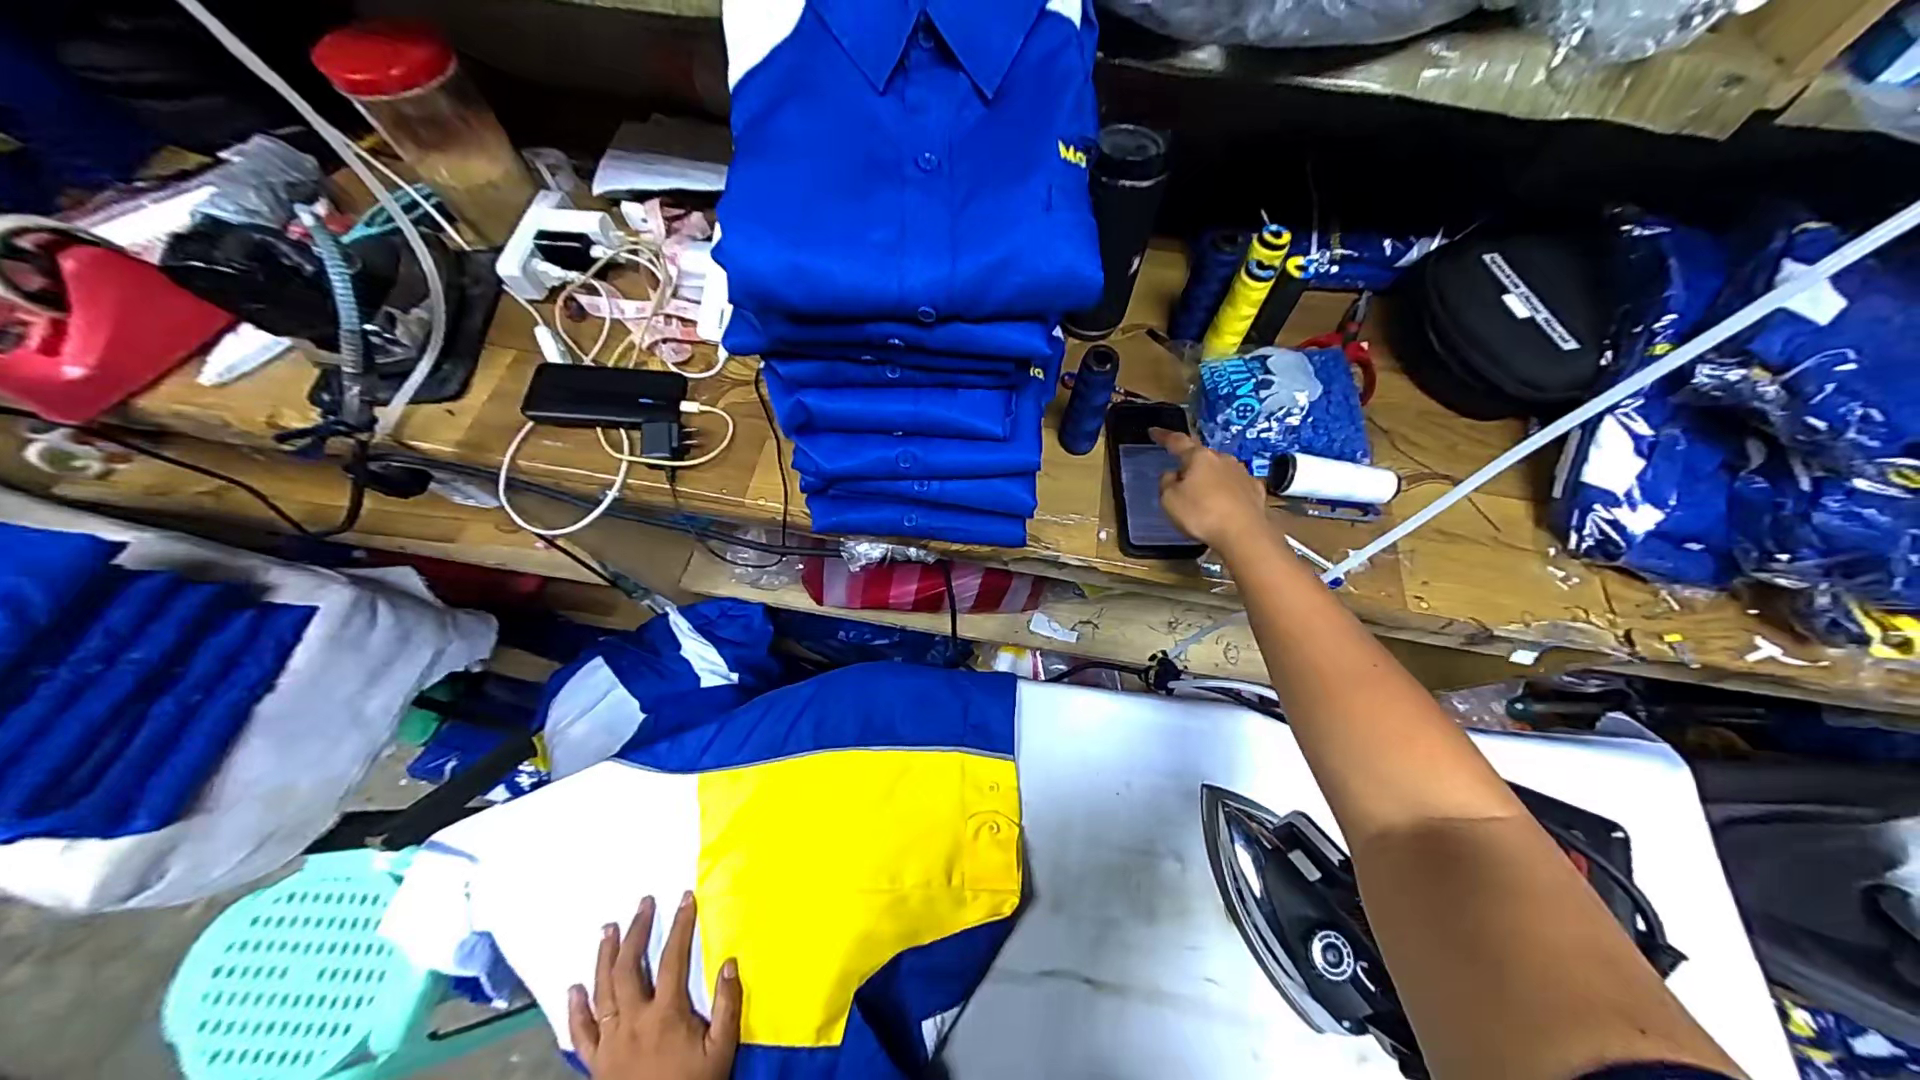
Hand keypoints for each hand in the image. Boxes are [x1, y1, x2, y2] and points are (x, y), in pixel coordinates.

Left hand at [568, 893, 741, 1079]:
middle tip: (644, 903)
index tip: (686, 898)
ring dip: (605, 955)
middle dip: (637, 930)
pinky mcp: (595, 1062)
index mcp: (666, 1013)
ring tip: (609, 928)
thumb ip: (728, 1005)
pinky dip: (576, 1008)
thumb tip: (729, 961)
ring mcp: (610, 1040)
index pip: (673, 958)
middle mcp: (633, 1020)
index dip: (680, 925)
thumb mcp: (722, 1050)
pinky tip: (575, 988)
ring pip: (602, 989)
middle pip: (630, 966)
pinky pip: (581, 1031)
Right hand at [1151, 427, 1272, 553]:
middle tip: (1181, 478)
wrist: (1243, 533)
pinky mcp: (1256, 489)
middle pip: (1201, 456)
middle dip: (1191, 463)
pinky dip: (1228, 490)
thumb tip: (1174, 474)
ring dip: (1210, 477)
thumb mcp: (1169, 500)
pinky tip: (1226, 502)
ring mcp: (1242, 472)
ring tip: (1204, 494)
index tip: (1153, 431)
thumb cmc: (1200, 514)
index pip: (1177, 442)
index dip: (1163, 436)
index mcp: (1199, 457)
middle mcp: (1222, 458)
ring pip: (1220, 469)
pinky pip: (1235, 485)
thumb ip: (1167, 482)